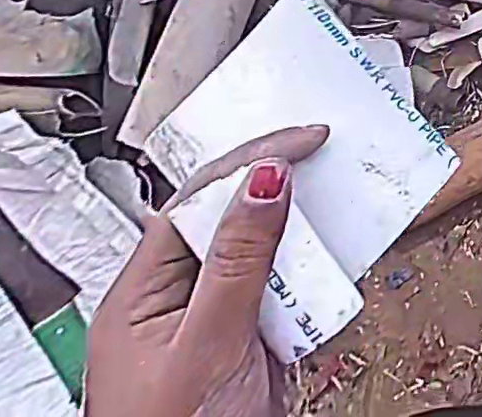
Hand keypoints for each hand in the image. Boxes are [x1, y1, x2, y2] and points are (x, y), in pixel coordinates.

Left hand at [86, 126, 328, 416]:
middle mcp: (182, 289)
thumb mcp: (209, 343)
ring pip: (268, 237)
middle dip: (279, 179)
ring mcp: (222, 303)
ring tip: (336, 192)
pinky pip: (291, 269)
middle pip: (232, 210)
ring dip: (304, 219)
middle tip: (325, 151)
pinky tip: (336, 245)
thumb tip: (265, 177)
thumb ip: (239, 260)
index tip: (308, 139)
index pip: (197, 199)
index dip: (252, 159)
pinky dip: (318, 255)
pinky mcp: (257, 319)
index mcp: (144, 290)